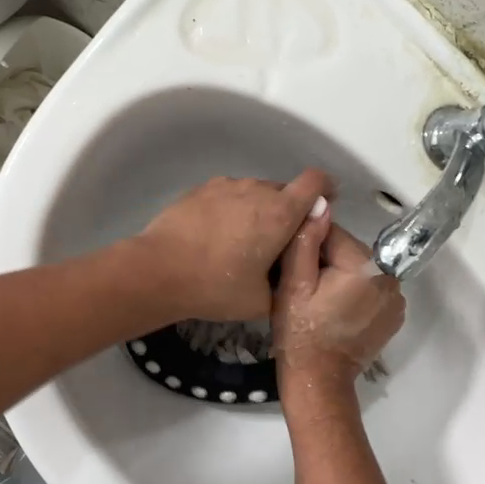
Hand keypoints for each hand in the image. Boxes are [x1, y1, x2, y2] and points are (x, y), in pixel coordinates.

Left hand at [137, 169, 332, 321]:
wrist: (159, 271)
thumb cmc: (216, 287)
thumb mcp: (262, 301)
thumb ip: (286, 283)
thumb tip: (291, 277)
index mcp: (280, 213)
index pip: (316, 182)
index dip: (326, 190)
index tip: (324, 206)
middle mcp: (257, 190)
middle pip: (284, 190)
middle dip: (288, 212)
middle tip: (279, 243)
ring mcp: (226, 186)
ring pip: (254, 193)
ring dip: (258, 211)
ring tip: (244, 243)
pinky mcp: (200, 190)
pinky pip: (229, 196)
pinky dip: (232, 210)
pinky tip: (218, 237)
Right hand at [272, 203, 405, 391]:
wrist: (318, 380)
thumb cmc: (300, 332)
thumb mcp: (293, 283)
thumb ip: (305, 239)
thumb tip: (319, 202)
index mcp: (365, 264)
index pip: (332, 233)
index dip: (307, 247)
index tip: (292, 270)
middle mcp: (390, 277)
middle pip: (348, 250)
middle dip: (325, 261)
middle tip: (303, 288)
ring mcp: (396, 298)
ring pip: (359, 269)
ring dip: (340, 277)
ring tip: (318, 301)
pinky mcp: (394, 315)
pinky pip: (371, 289)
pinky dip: (354, 294)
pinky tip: (335, 311)